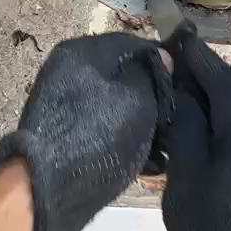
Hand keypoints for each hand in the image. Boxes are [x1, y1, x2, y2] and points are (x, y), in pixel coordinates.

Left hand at [0, 32, 172, 230]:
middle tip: (178, 118)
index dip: (162, 60)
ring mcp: (65, 101)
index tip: (185, 80)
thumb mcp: (136, 101)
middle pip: (122, 74)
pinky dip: (125, 137)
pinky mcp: (67, 131)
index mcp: (82, 51)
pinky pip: (103, 124)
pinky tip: (150, 161)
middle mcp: (69, 69)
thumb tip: (161, 56)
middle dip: (153, 95)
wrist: (45, 187)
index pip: (130, 43)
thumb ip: (151, 75)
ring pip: (115, 102)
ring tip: (168, 145)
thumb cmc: (95, 135)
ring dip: (143, 121)